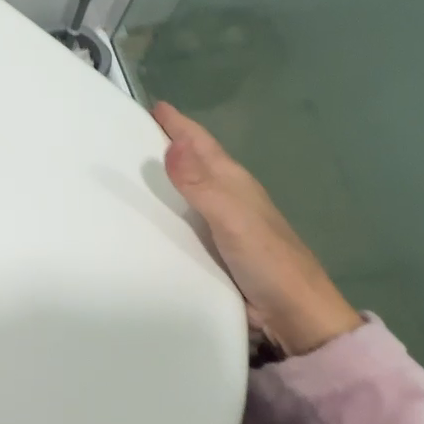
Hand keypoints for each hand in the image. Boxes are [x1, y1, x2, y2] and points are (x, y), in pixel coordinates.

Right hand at [153, 102, 363, 355]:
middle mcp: (226, 200)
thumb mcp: (235, 220)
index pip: (202, 145)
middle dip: (165, 145)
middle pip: (192, 164)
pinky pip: (178, 222)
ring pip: (184, 193)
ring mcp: (219, 227)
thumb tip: (171, 146)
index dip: (180, 125)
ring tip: (127, 172)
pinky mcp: (210, 252)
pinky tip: (141, 219)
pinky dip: (160, 213)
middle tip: (128, 133)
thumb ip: (202, 185)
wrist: (296, 318)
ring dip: (160, 179)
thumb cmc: (271, 264)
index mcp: (234, 185)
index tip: (154, 105)